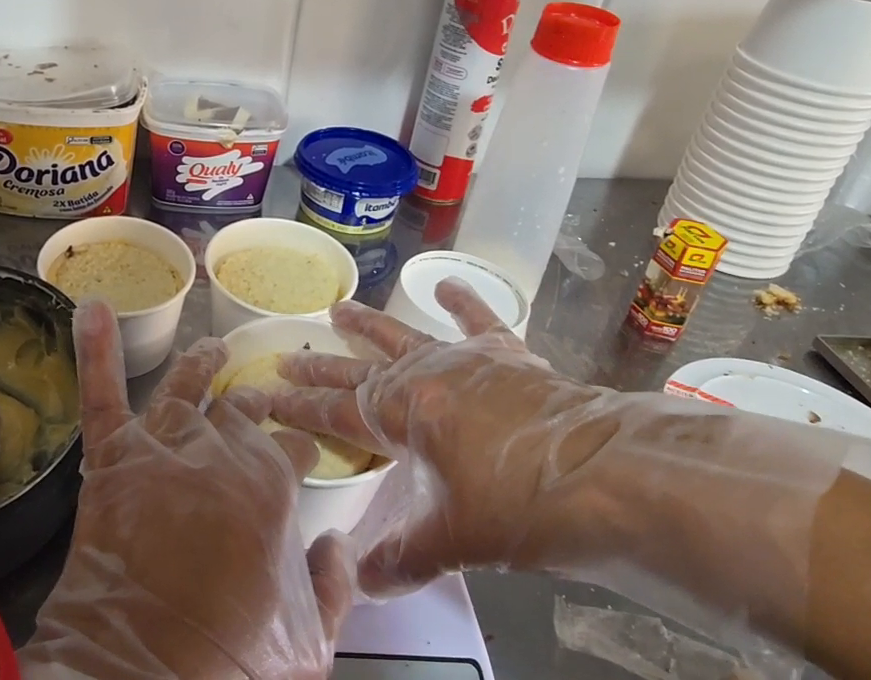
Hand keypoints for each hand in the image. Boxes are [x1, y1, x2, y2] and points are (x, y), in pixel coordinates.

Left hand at [19, 301, 354, 679]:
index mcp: (272, 487)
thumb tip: (338, 545)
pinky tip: (93, 309)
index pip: (292, 447)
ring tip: (210, 349)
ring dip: (199, 365)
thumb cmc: (233, 664)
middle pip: (240, 414)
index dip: (295, 450)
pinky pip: (102, 396)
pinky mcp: (112, 461)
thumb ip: (336, 586)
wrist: (142, 678)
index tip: (296, 455)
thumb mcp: (311, 643)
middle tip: (254, 404)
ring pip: (184, 390)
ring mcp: (164, 449)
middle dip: (252, 407)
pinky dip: (95, 350)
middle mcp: (220, 452)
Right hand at [269, 278, 607, 594]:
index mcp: (400, 415)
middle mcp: (423, 377)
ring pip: (404, 336)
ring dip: (370, 326)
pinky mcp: (508, 355)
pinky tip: (445, 286)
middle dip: (320, 368)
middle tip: (287, 358)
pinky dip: (461, 303)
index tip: (266, 397)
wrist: (604, 472)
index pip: (335, 411)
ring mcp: (466, 360)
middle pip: (359, 370)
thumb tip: (360, 584)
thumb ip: (400, 559)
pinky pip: (477, 321)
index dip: (299, 407)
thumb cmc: (518, 505)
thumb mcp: (452, 541)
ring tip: (340, 309)